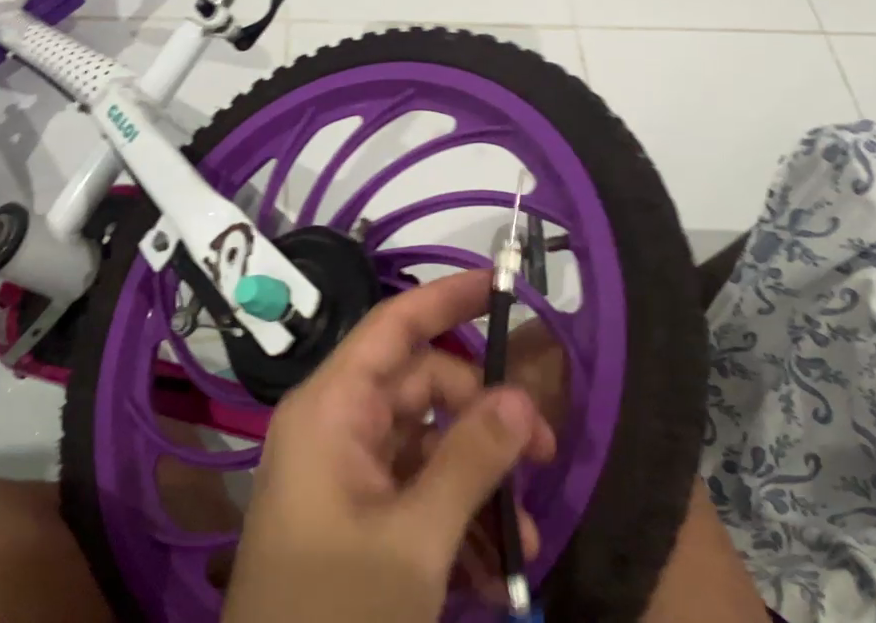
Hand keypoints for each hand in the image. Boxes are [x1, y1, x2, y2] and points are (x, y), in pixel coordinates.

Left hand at [222, 269, 556, 622]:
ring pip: (429, 446)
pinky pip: (417, 492)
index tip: (502, 284)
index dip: (446, 298)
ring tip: (523, 543)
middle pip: (424, 389)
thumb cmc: (338, 608)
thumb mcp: (416, 538)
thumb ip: (471, 460)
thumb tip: (522, 396)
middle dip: (485, 418)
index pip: (394, 326)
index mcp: (332, 409)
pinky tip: (496, 572)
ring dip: (480, 483)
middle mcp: (336, 427)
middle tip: (543, 456)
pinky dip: (458, 519)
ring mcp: (345, 473)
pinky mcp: (355, 517)